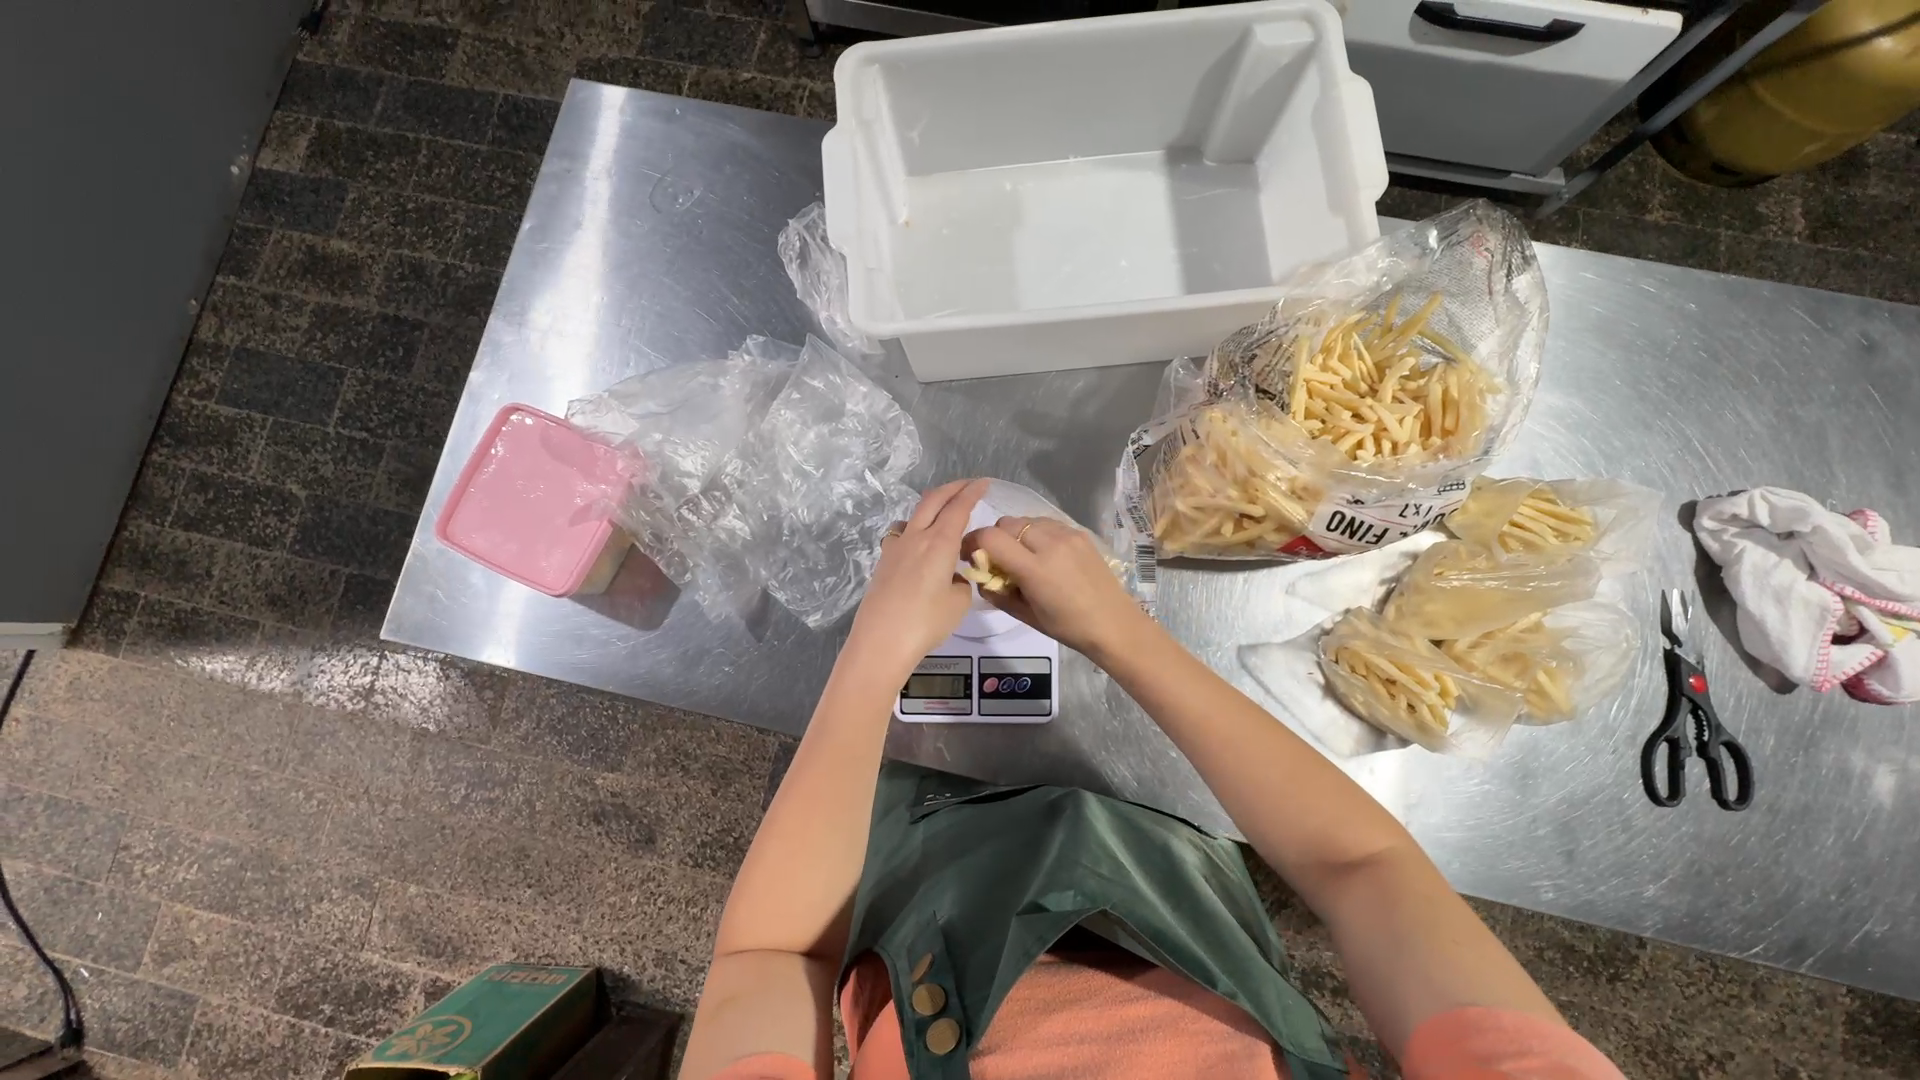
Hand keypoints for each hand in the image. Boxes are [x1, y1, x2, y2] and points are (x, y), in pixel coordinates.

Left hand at [846, 479, 988, 673]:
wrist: (880, 641)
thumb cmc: (925, 622)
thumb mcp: (958, 604)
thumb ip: (961, 583)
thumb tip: (953, 577)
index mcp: (939, 542)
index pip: (959, 507)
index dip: (972, 492)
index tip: (984, 483)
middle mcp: (916, 537)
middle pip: (933, 500)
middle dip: (952, 488)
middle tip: (968, 485)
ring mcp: (895, 548)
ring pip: (915, 515)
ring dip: (933, 506)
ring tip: (945, 512)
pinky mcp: (883, 562)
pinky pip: (903, 534)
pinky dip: (917, 527)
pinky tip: (921, 543)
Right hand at [962, 516, 1152, 659]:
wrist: (1113, 623)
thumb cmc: (1067, 627)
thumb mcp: (1025, 615)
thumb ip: (997, 593)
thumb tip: (980, 577)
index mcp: (1034, 568)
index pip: (990, 537)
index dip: (973, 543)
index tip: (970, 556)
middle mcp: (1049, 544)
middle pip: (1006, 523)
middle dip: (994, 538)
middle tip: (997, 559)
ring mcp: (1067, 535)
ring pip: (1026, 519)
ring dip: (1016, 534)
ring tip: (1022, 556)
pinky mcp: (1080, 533)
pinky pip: (1047, 523)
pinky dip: (1036, 533)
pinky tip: (1044, 554)